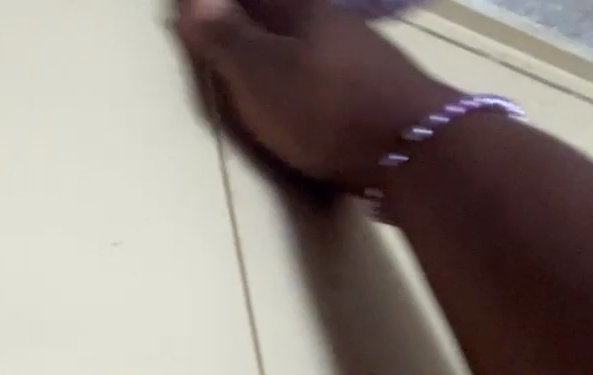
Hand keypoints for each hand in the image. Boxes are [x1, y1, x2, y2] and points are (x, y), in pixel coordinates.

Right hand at [177, 0, 459, 190]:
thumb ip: (227, 38)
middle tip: (218, 24)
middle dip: (249, 14)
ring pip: (301, 31)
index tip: (189, 10)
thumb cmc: (320, 106)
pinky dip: (294, 58)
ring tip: (245, 46)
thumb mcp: (260, 74)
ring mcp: (351, 50)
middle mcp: (328, 19)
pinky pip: (316, 57)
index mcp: (300, 10)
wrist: (403, 143)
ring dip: (271, 35)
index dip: (219, 5)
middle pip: (280, 9)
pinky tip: (288, 77)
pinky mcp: (362, 81)